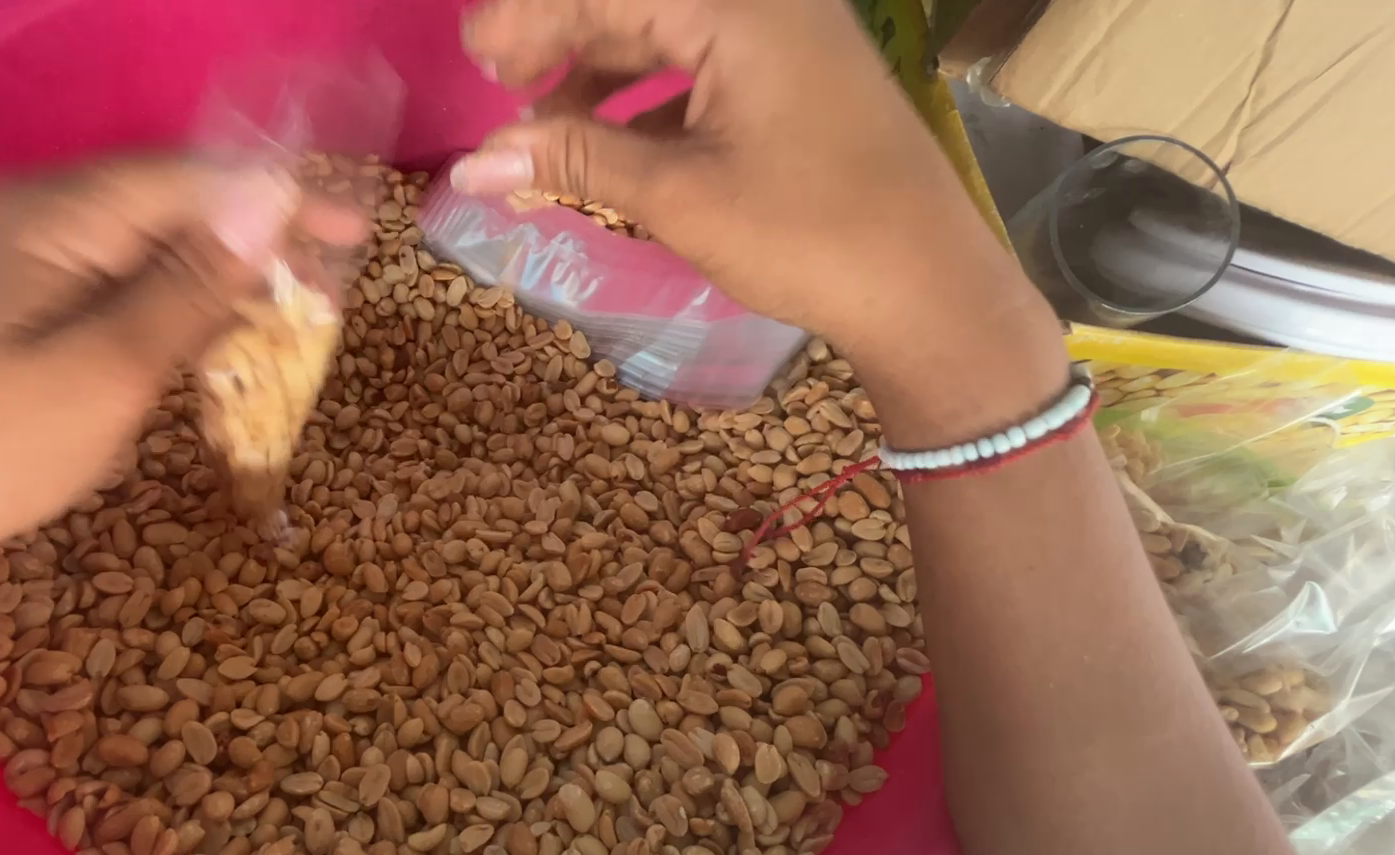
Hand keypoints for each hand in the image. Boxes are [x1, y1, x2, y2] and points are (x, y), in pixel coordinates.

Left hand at [0, 158, 357, 585]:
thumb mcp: (104, 372)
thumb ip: (186, 289)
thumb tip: (263, 205)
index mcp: (51, 217)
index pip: (192, 182)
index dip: (280, 201)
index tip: (354, 234)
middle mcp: (25, 219)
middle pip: (166, 210)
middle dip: (254, 243)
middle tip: (328, 288)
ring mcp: (5, 266)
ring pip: (138, 253)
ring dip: (214, 280)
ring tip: (282, 317)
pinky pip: (104, 290)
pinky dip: (165, 312)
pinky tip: (199, 343)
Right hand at [453, 0, 1057, 377]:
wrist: (919, 287)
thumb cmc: (803, 235)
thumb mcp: (679, 197)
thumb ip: (578, 163)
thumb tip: (476, 165)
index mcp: (740, 6)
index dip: (534, 15)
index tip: (474, 53)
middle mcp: (766, 3)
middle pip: (640, 4)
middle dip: (561, 39)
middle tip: (497, 80)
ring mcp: (785, 44)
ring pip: (669, 40)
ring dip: (601, 77)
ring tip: (544, 122)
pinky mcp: (793, 89)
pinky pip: (701, 77)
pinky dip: (647, 107)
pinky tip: (614, 145)